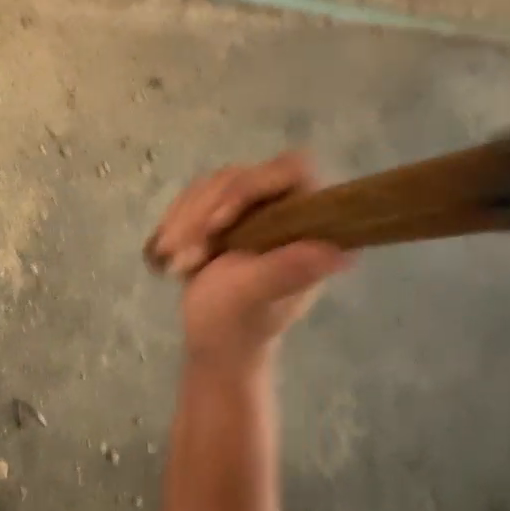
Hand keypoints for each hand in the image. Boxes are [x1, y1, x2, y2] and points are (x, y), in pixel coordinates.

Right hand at [150, 153, 349, 371]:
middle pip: (241, 175)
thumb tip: (342, 256)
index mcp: (313, 226)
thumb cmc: (237, 324)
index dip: (250, 186)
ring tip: (174, 261)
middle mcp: (288, 209)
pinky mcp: (226, 212)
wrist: (212, 340)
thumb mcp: (255, 296)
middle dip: (202, 214)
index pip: (291, 170)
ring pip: (212, 184)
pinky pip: (194, 197)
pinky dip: (176, 221)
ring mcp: (255, 209)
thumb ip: (286, 270)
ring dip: (184, 220)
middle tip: (183, 257)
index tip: (217, 225)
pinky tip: (167, 249)